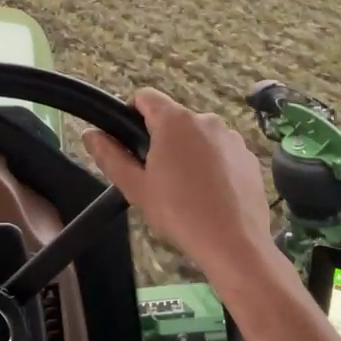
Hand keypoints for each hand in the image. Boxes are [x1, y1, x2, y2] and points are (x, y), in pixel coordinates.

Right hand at [81, 89, 274, 285]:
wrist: (235, 244)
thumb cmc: (179, 213)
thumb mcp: (135, 187)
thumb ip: (110, 156)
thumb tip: (90, 135)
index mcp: (175, 121)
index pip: (145, 97)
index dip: (131, 115)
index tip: (129, 144)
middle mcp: (206, 120)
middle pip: (174, 120)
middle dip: (161, 140)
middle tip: (154, 177)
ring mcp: (232, 138)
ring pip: (199, 137)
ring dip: (188, 153)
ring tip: (184, 191)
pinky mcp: (249, 158)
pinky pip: (222, 153)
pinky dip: (212, 166)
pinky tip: (209, 196)